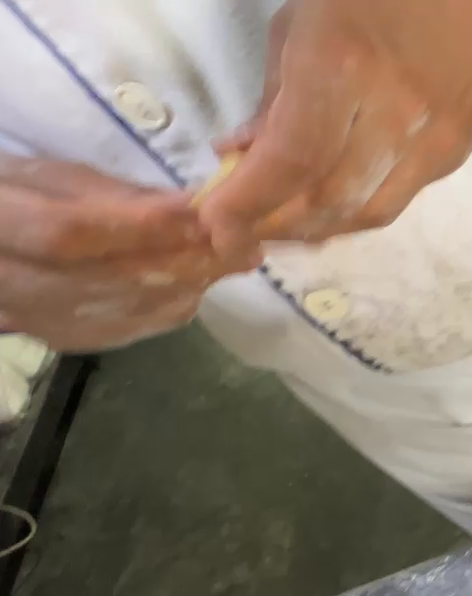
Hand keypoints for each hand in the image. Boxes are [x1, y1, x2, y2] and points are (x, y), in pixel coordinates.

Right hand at [0, 157, 259, 351]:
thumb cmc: (15, 199)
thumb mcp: (49, 178)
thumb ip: (116, 194)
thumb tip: (193, 206)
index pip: (68, 232)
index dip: (144, 227)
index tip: (206, 215)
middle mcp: (13, 282)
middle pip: (117, 278)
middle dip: (193, 259)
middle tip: (247, 245)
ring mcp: (46, 319)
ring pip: (142, 305)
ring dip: (198, 281)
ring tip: (234, 257)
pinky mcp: (78, 339)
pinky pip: (146, 323)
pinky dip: (182, 298)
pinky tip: (198, 279)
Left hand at [198, 0, 471, 253]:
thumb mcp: (301, 27)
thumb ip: (275, 99)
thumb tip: (242, 155)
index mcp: (343, 68)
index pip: (295, 158)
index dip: (252, 199)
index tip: (216, 222)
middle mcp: (395, 117)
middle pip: (335, 198)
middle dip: (282, 222)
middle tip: (243, 230)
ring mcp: (435, 143)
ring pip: (374, 211)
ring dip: (323, 227)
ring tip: (286, 226)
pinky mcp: (456, 157)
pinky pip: (401, 195)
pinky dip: (359, 209)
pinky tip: (333, 205)